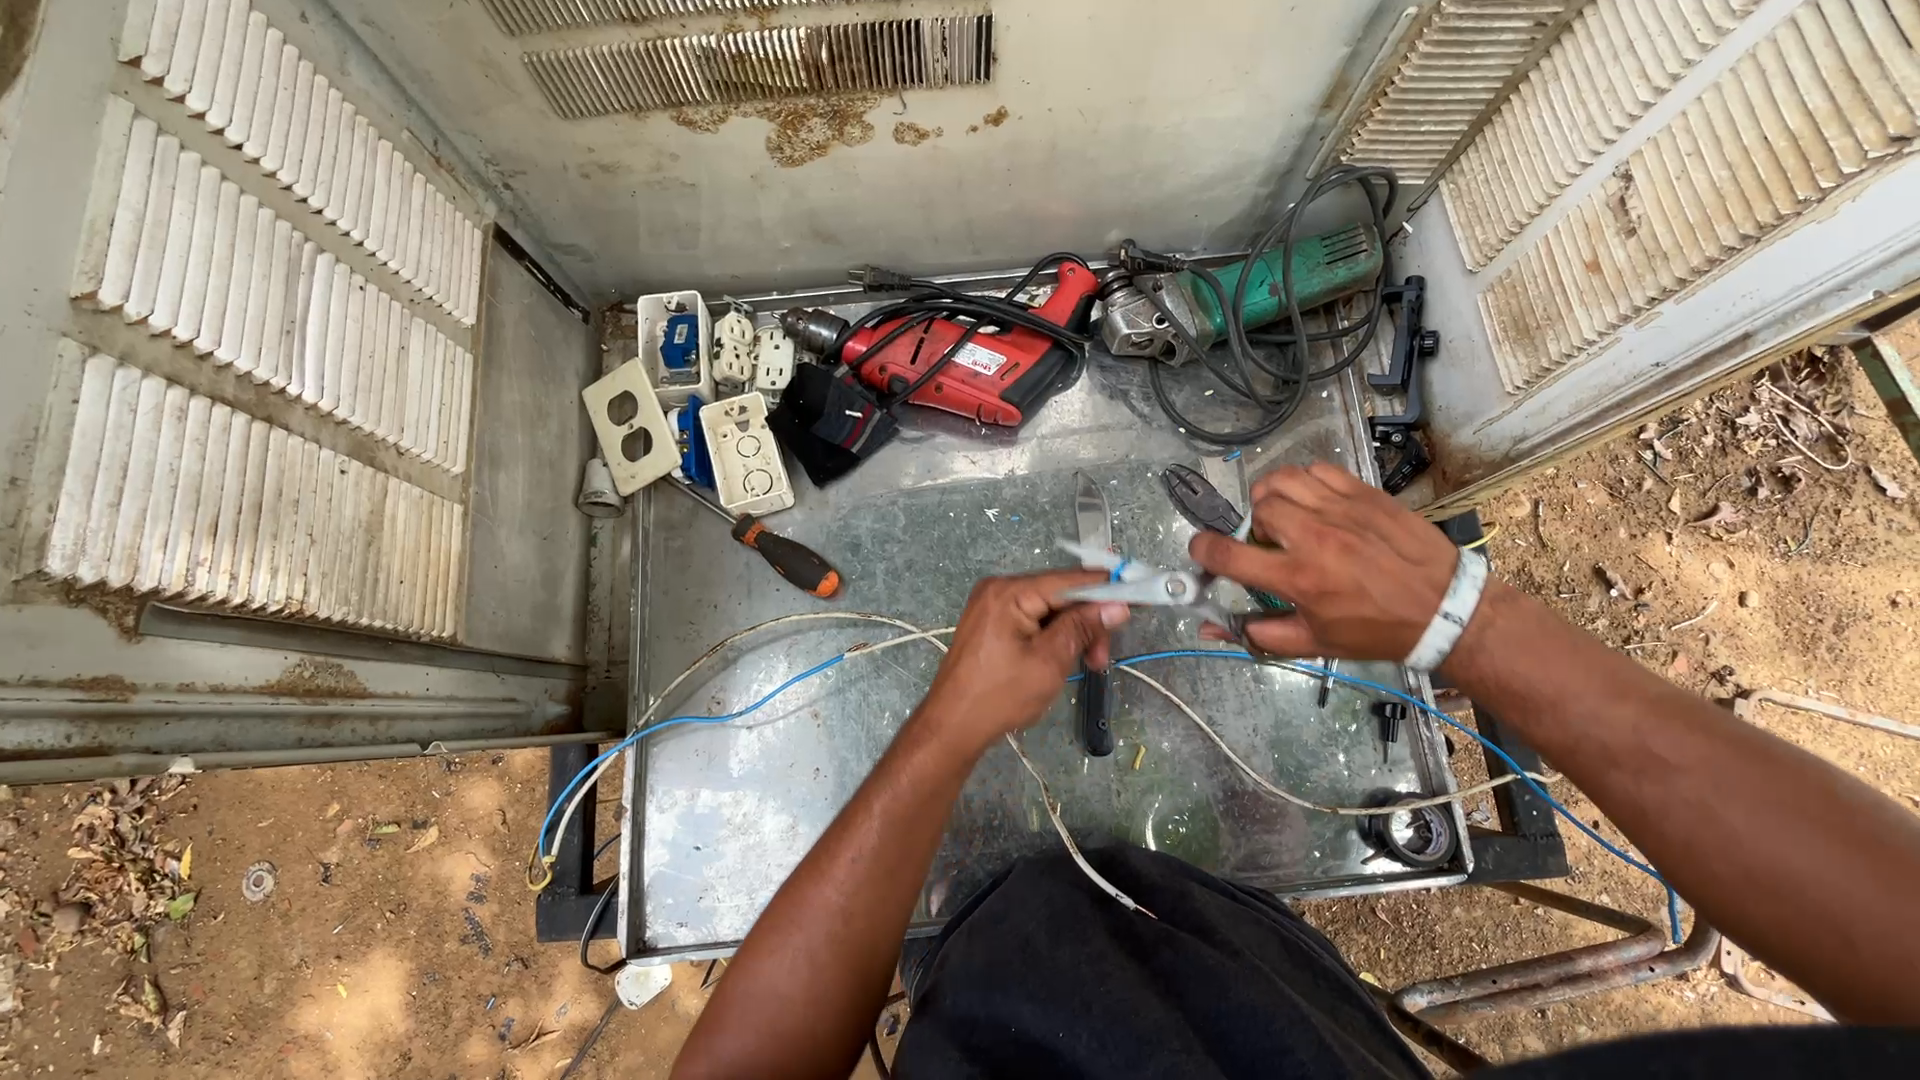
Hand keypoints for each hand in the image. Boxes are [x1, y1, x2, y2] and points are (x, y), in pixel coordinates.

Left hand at [916, 570, 1129, 751]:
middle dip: (1087, 621)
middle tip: (1102, 658)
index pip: (1070, 580)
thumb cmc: (1000, 695)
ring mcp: (992, 605)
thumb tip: (1118, 605)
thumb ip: (1083, 628)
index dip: (1108, 587)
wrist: (953, 725)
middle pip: (1060, 594)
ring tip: (1087, 666)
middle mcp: (999, 589)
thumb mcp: (1050, 661)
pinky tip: (1063, 659)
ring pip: (1049, 609)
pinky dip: (1053, 636)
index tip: (1140, 596)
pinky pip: (1033, 618)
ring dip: (1073, 633)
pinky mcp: (991, 622)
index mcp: (1009, 592)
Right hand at [1188, 462, 1460, 661]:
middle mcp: (1315, 537)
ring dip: (1273, 498)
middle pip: (1257, 509)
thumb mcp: (1314, 642)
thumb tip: (1209, 627)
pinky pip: (1317, 470)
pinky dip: (1304, 483)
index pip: (1228, 555)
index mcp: (1299, 579)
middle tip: (1269, 544)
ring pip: (1282, 480)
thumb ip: (1257, 633)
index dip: (1202, 550)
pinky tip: (1314, 503)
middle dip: (1252, 526)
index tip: (1202, 551)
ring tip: (1286, 517)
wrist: (1446, 609)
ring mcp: (1341, 508)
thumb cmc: (1375, 631)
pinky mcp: (1364, 492)